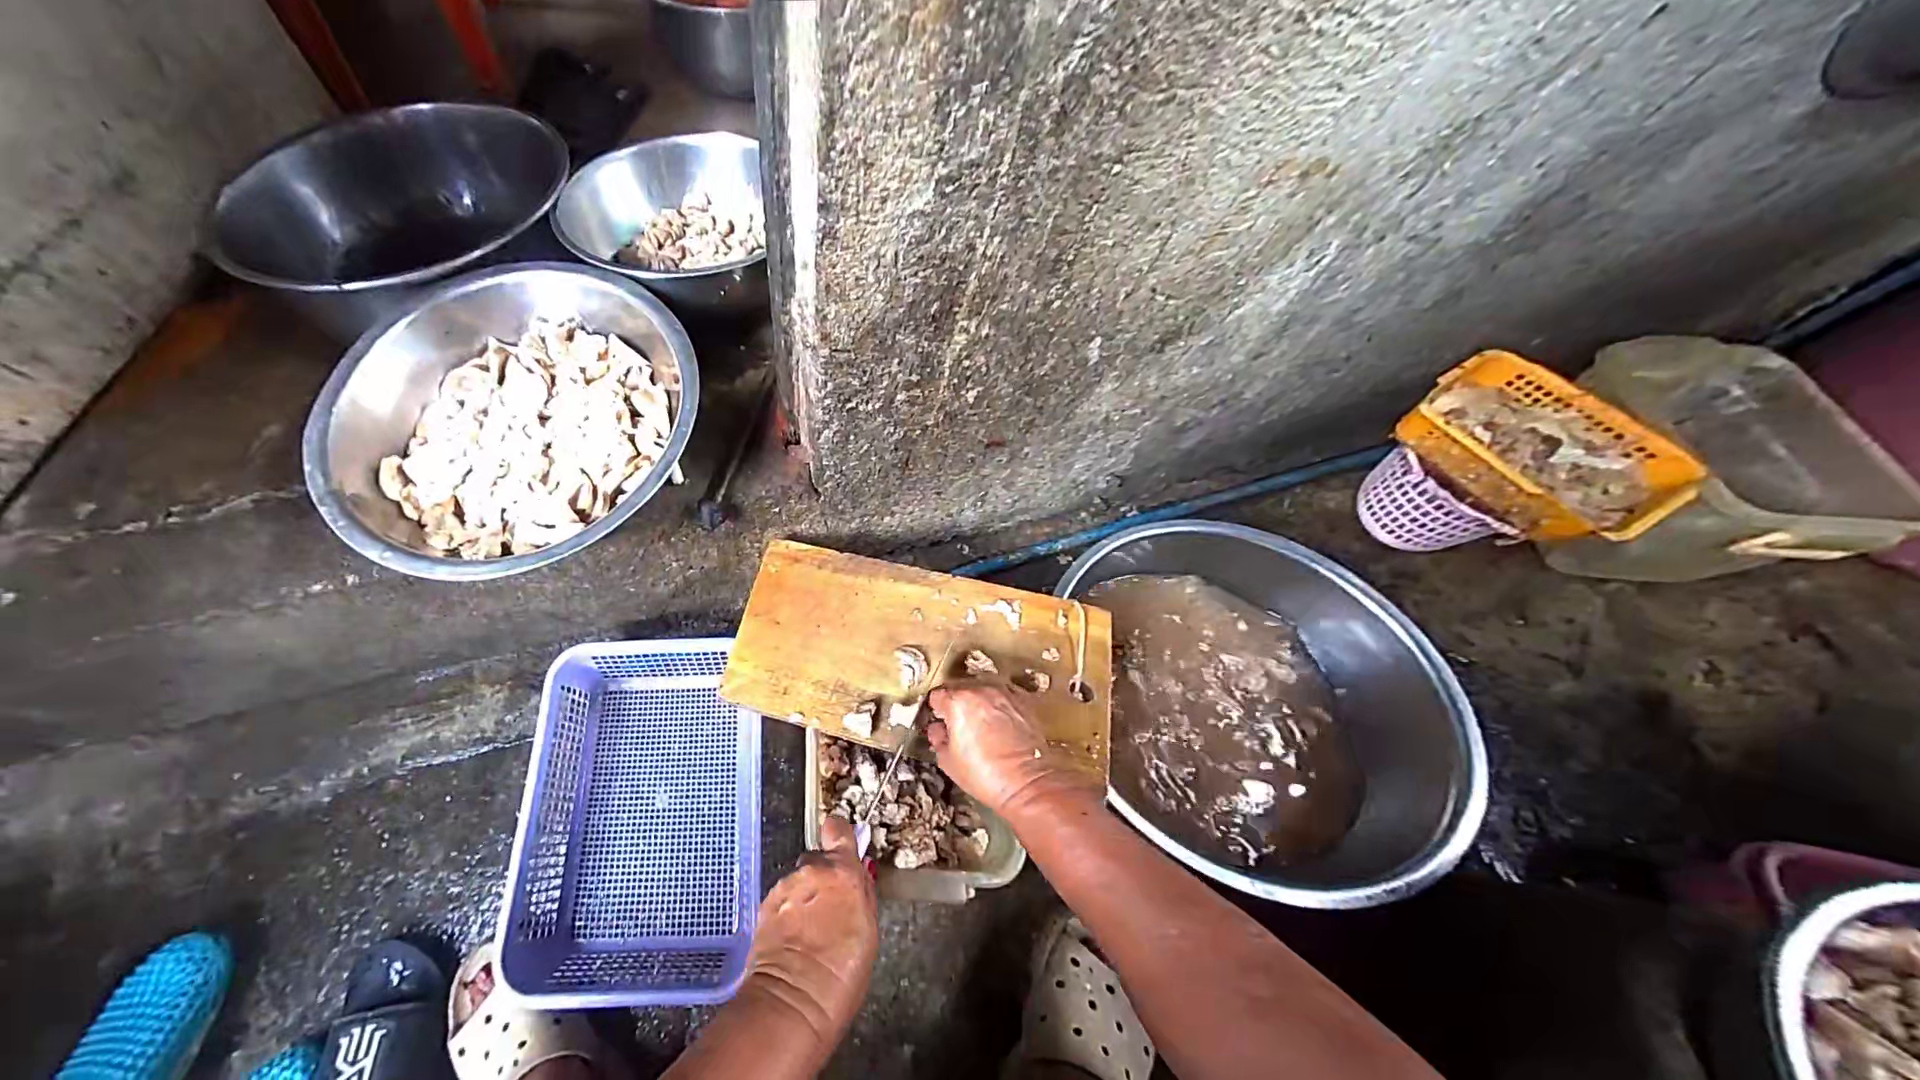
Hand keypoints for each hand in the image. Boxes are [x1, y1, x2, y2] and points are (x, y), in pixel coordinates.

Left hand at [742, 816, 878, 1043]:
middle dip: (822, 876)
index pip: (838, 829)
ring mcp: (784, 888)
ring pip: (797, 881)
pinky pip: (781, 901)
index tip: (842, 846)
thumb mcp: (869, 929)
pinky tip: (793, 939)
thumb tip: (860, 873)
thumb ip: (863, 892)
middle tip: (829, 907)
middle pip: (817, 860)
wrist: (793, 1003)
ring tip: (810, 931)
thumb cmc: (841, 973)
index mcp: (843, 871)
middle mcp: (811, 871)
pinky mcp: (764, 908)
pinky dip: (787, 913)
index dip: (839, 835)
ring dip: (804, 896)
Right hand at [927, 684, 1101, 817]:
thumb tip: (938, 731)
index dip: (936, 710)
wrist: (1026, 782)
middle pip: (960, 689)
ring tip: (981, 730)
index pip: (937, 696)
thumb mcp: (947, 761)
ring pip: (982, 692)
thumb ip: (937, 737)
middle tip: (959, 728)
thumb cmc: (988, 774)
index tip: (939, 720)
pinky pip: (1002, 699)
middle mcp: (981, 691)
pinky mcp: (1022, 702)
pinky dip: (998, 709)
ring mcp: (1004, 694)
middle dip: (957, 706)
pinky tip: (998, 729)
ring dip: (978, 705)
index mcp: (958, 702)